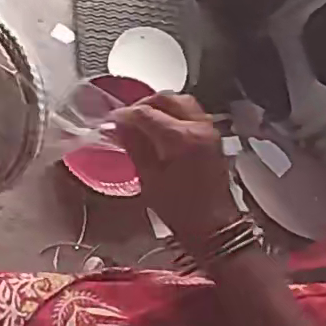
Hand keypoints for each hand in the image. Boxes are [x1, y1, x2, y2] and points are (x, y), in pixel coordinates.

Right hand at [111, 93, 242, 242]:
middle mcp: (198, 128)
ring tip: (143, 121)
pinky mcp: (212, 137)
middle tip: (126, 118)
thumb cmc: (181, 211)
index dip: (124, 115)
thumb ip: (134, 146)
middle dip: (143, 105)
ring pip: (181, 101)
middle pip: (166, 98)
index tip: (111, 120)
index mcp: (180, 139)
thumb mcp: (149, 179)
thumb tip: (119, 128)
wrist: (214, 227)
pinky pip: (191, 113)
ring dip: (160, 106)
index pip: (146, 113)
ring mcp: (208, 130)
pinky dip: (174, 113)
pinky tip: (162, 128)